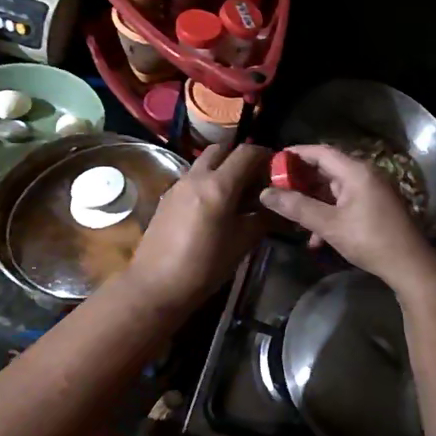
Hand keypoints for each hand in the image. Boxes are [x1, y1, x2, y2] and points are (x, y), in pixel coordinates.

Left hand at [125, 143, 271, 309]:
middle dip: (241, 156)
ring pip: (204, 162)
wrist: (156, 285)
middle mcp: (196, 177)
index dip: (266, 155)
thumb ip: (262, 219)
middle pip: (222, 149)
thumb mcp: (242, 243)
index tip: (278, 168)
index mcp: (218, 186)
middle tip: (256, 177)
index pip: (247, 152)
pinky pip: (192, 178)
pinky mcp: (167, 197)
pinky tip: (216, 206)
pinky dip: (208, 181)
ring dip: (223, 168)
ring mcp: (178, 185)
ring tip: (237, 192)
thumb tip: (280, 209)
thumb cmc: (205, 266)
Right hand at [258, 144, 435, 290]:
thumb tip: (265, 193)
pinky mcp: (376, 207)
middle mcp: (366, 175)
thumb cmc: (369, 240)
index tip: (274, 162)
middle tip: (278, 191)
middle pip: (327, 170)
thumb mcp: (329, 225)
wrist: (410, 265)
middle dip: (302, 182)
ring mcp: (373, 191)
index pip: (321, 152)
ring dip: (314, 203)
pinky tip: (317, 238)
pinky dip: (330, 214)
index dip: (296, 154)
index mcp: (356, 171)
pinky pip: (346, 202)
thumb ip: (297, 207)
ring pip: (335, 190)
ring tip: (294, 220)